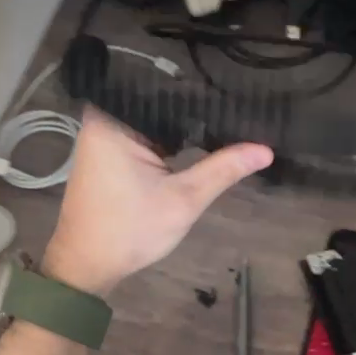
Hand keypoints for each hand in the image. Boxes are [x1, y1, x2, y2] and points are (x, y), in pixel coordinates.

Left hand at [41, 109, 273, 294]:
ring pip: (153, 121)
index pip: (165, 90)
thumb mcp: (184, 199)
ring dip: (182, 128)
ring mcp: (103, 134)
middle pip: (159, 104)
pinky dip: (167, 142)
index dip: (201, 92)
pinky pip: (144, 137)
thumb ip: (223, 170)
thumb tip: (266, 150)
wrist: (89, 264)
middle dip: (194, 111)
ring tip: (225, 120)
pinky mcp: (108, 153)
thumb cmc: (132, 230)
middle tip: (238, 108)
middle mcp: (104, 116)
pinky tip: (195, 143)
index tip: (235, 94)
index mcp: (114, 116)